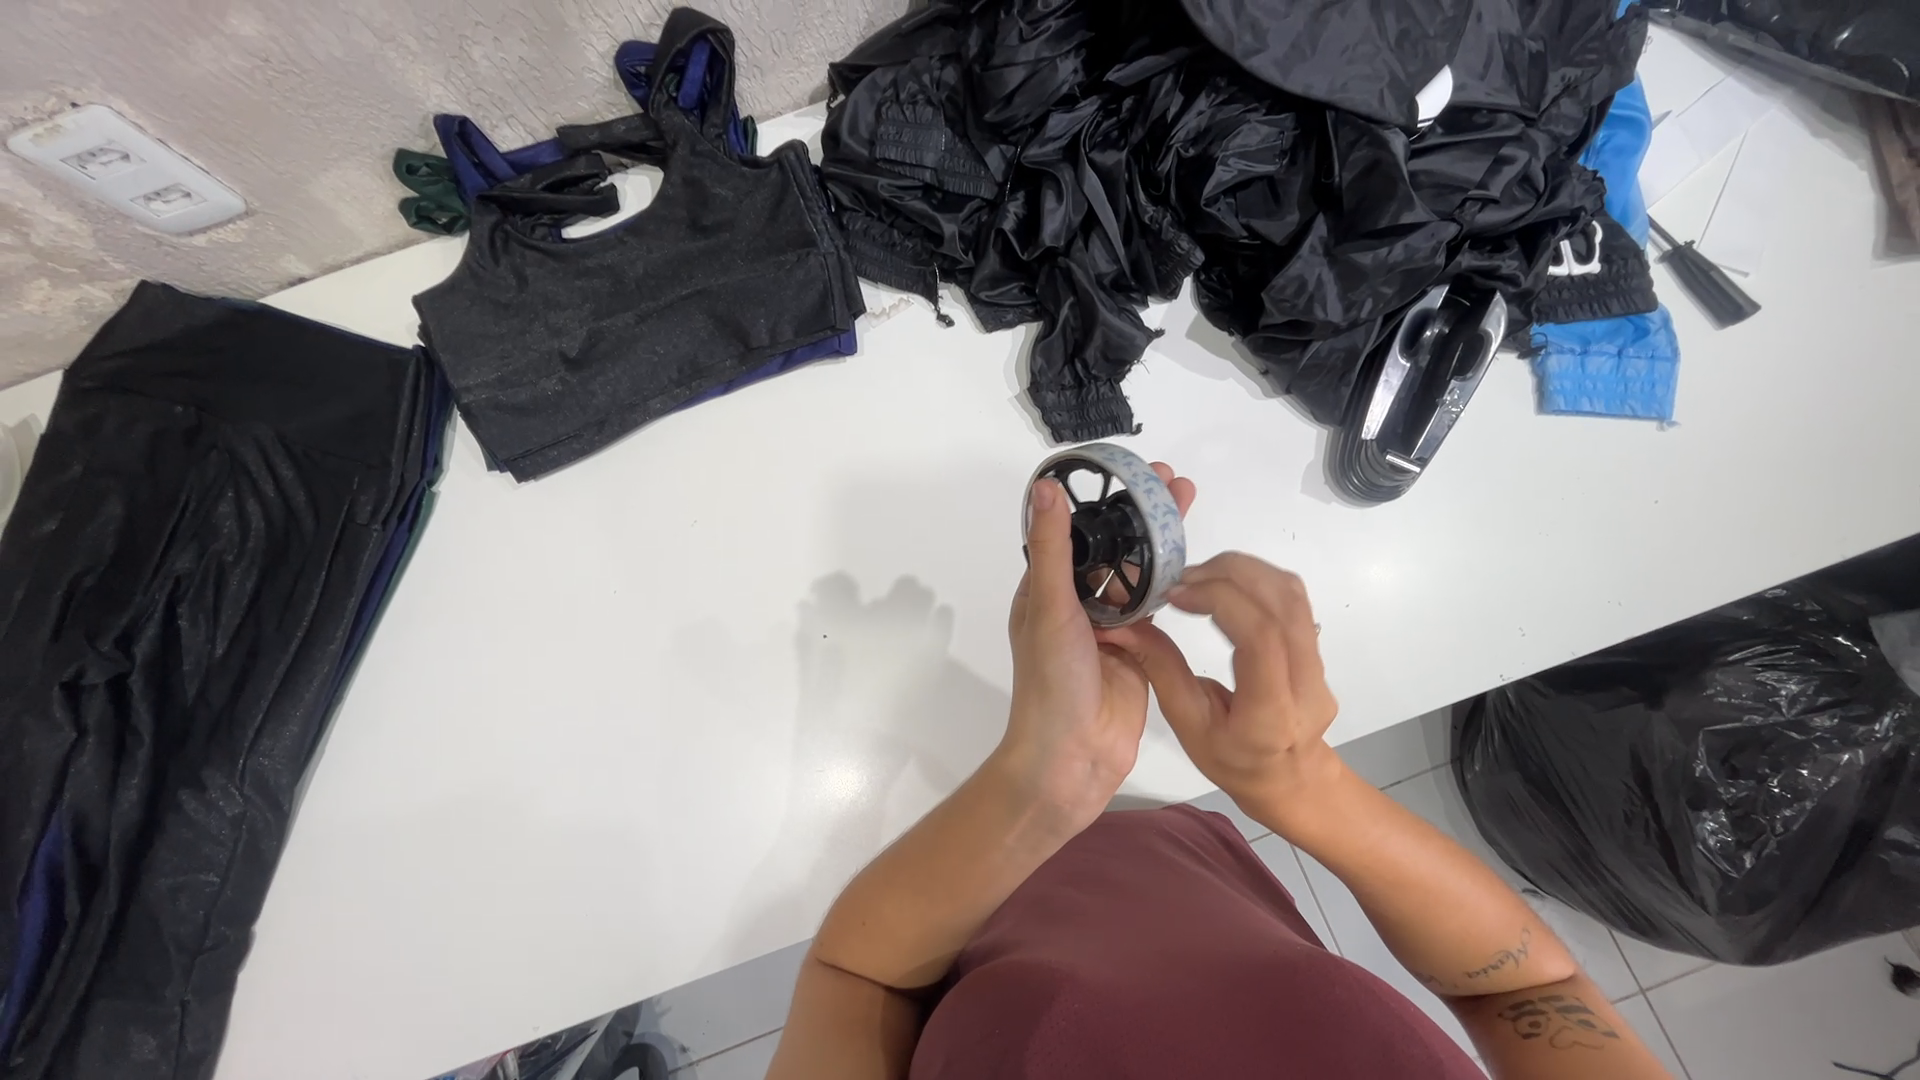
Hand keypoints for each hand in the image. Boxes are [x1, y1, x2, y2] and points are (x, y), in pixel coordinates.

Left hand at [997, 463, 1195, 831]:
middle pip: (1113, 549)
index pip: (1079, 533)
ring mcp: (1110, 629)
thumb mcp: (1049, 607)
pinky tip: (1196, 563)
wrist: (1074, 756)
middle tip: (1176, 482)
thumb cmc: (1052, 681)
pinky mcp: (1139, 652)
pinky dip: (1172, 586)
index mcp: (1047, 590)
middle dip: (1142, 516)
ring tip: (1190, 506)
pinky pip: (1156, 611)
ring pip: (1137, 576)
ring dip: (1161, 543)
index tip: (1136, 474)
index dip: (1107, 502)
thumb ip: (1053, 549)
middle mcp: (1076, 604)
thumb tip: (1044, 488)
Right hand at [1101, 553, 1340, 824]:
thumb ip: (1162, 670)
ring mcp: (1319, 663)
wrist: (1292, 781)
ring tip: (1199, 578)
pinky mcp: (1316, 648)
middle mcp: (1307, 682)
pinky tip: (1224, 585)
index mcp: (1272, 713)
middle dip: (1228, 574)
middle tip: (1182, 579)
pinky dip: (1256, 578)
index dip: (1219, 601)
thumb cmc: (1234, 763)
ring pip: (1291, 592)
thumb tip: (1124, 626)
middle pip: (1281, 603)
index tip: (1176, 594)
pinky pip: (1293, 598)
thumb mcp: (1188, 726)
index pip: (1260, 637)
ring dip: (1243, 570)